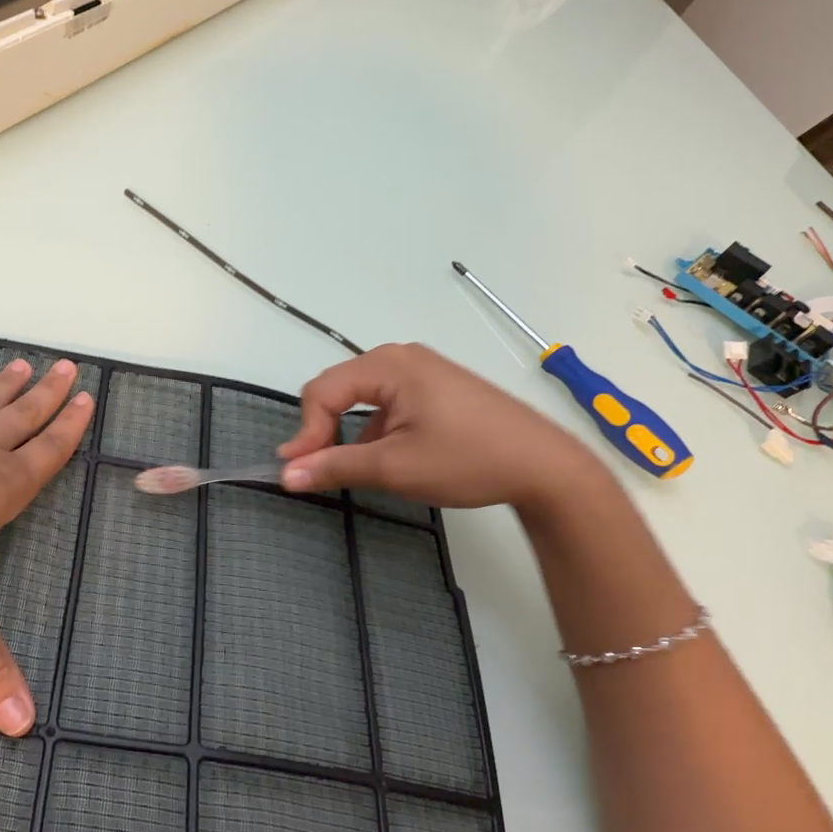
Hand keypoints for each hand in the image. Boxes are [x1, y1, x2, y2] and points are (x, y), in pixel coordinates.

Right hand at [278, 343, 598, 509]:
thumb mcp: (394, 467)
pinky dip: (376, 428)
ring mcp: (423, 370)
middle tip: (317, 469)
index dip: (306, 432)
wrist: (546, 467)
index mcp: (387, 364)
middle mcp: (401, 357)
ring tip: (351, 467)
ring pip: (363, 398)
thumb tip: (286, 474)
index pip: (321, 391)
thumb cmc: (468, 459)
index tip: (299, 471)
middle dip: (323, 429)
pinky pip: (388, 402)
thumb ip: (335, 466)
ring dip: (349, 430)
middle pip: (339, 389)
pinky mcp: (438, 388)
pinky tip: (386, 458)